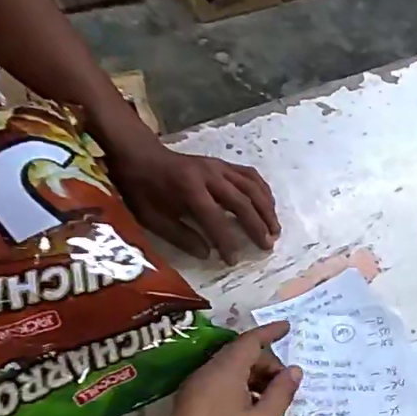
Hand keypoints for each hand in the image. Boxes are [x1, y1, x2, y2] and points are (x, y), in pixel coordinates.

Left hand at [111, 143, 279, 262]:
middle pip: (242, 202)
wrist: (141, 155)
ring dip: (267, 211)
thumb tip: (208, 254)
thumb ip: (181, 236)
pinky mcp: (224, 164)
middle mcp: (209, 176)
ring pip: (252, 188)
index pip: (214, 219)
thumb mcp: (152, 218)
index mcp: (188, 189)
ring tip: (275, 230)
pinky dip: (263, 192)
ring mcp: (220, 167)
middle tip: (267, 246)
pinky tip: (269, 206)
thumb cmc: (143, 189)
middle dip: (257, 226)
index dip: (227, 241)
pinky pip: (251, 176)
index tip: (234, 260)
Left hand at [150, 322, 299, 415]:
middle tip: (287, 383)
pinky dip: (239, 389)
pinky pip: (218, 386)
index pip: (249, 341)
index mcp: (223, 372)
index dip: (270, 332)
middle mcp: (204, 375)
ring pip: (228, 372)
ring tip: (273, 400)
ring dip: (253, 378)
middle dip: (265, 362)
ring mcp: (193, 392)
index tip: (289, 327)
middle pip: (238, 355)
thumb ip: (281, 392)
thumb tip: (294, 371)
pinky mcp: (189, 409)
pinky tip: (253, 411)